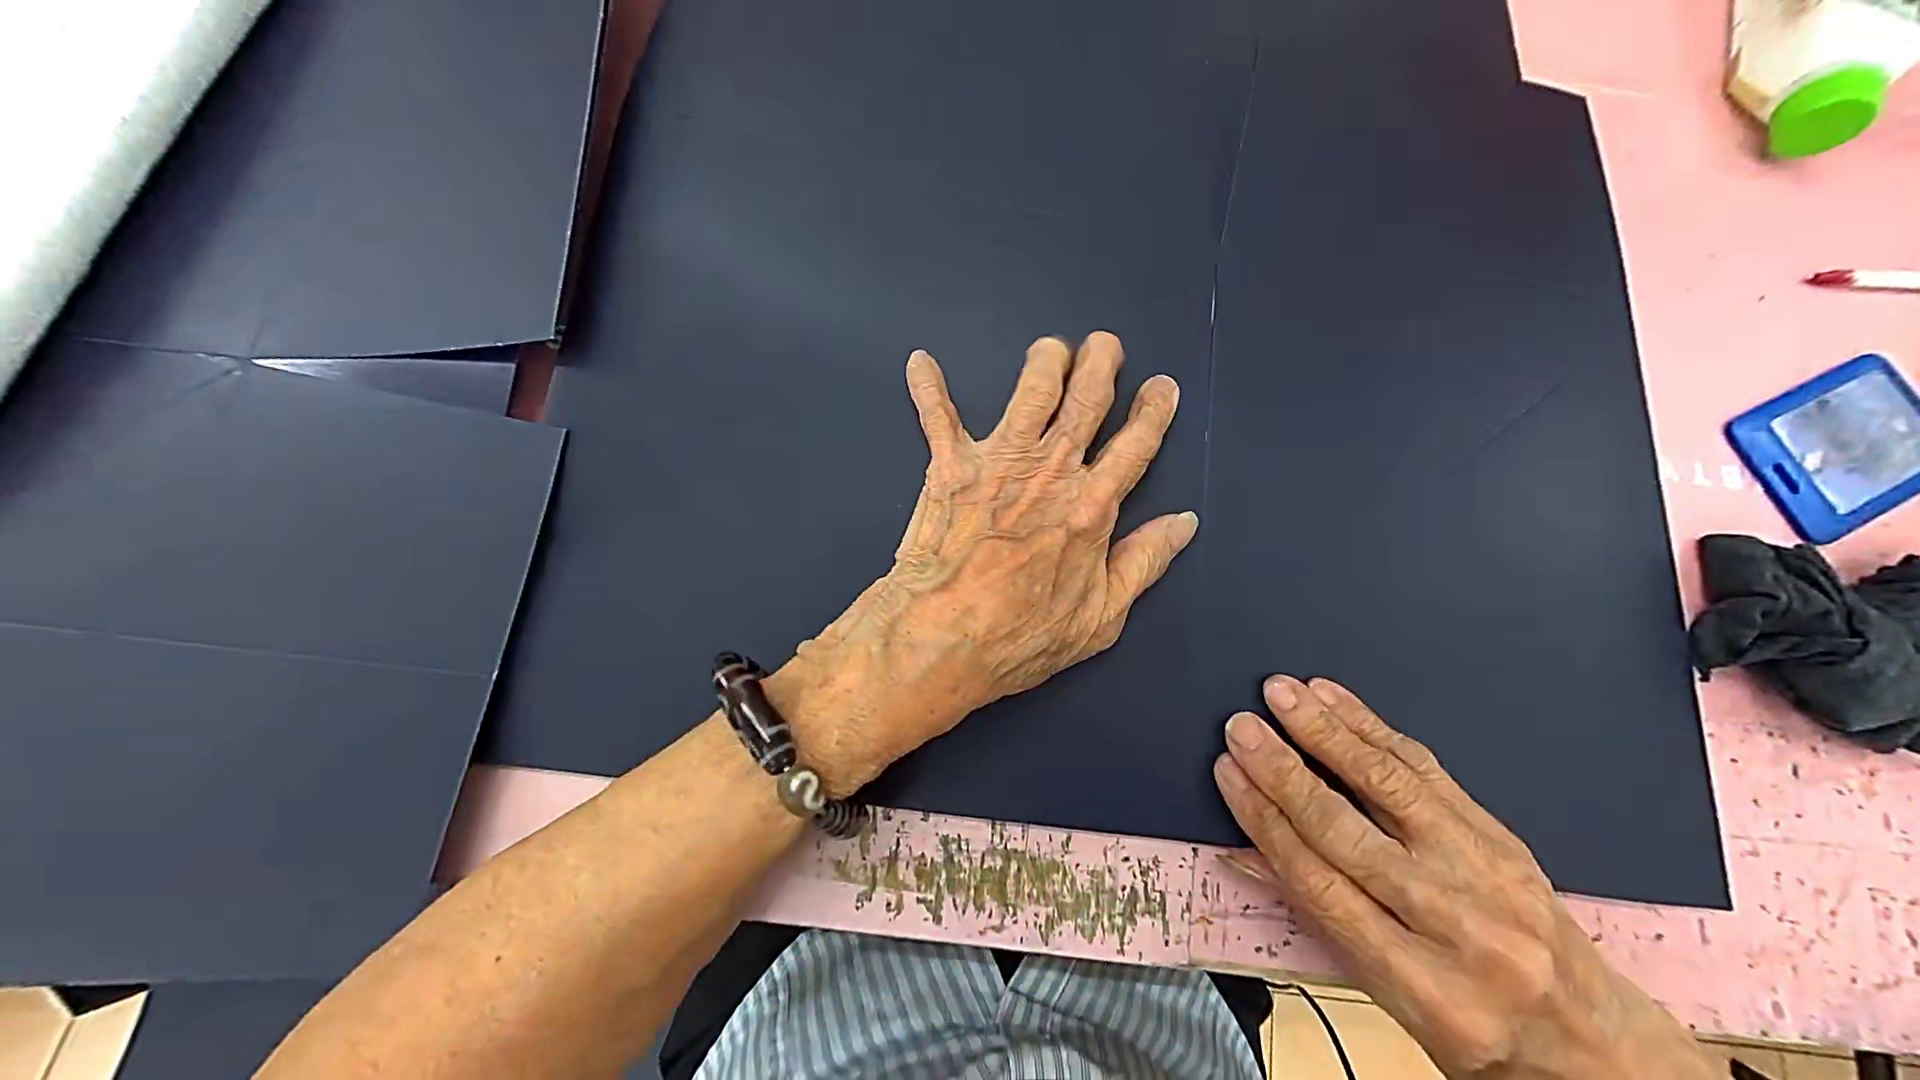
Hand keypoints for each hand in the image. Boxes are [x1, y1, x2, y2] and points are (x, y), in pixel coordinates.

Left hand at [770, 332, 1197, 793]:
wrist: (942, 636)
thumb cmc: (1021, 636)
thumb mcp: (1101, 617)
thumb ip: (1143, 563)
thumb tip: (1183, 524)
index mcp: (1092, 505)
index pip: (1135, 444)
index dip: (1153, 412)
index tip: (1161, 387)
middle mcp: (1050, 470)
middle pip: (1086, 401)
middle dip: (1101, 365)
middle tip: (1105, 345)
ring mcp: (999, 462)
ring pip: (1030, 391)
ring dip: (1045, 361)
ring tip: (1052, 348)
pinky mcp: (949, 467)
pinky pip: (937, 416)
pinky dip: (929, 387)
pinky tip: (921, 362)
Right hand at [1213, 677, 1721, 1079]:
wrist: (1595, 1044)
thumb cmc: (1474, 1030)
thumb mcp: (1388, 998)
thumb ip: (1317, 916)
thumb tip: (1245, 850)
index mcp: (1422, 985)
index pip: (1320, 884)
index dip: (1265, 821)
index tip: (1228, 773)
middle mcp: (1460, 926)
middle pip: (1350, 833)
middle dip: (1285, 772)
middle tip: (1243, 727)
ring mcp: (1489, 874)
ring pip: (1392, 787)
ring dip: (1328, 732)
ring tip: (1282, 694)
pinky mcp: (1503, 835)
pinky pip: (1429, 770)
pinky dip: (1374, 728)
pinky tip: (1334, 700)